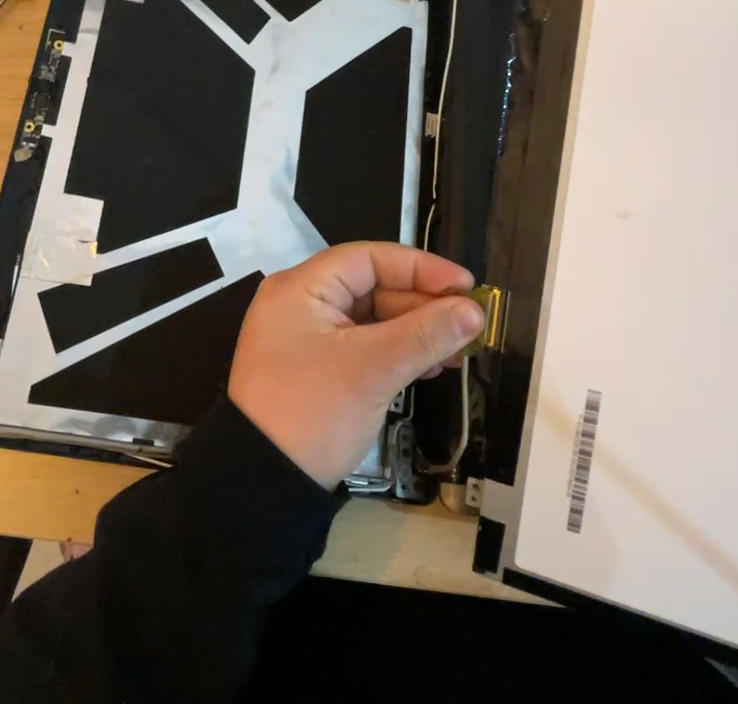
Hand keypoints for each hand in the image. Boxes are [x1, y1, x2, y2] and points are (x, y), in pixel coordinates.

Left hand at [227, 242, 484, 487]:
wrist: (263, 479)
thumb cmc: (312, 411)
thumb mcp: (372, 369)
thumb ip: (425, 334)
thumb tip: (474, 311)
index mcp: (302, 288)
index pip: (369, 258)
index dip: (422, 268)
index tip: (466, 288)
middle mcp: (301, 303)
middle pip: (373, 286)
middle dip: (424, 305)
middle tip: (470, 326)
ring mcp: (308, 336)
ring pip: (373, 318)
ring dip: (416, 332)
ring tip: (459, 352)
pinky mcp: (317, 366)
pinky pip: (364, 345)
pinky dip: (397, 352)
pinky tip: (431, 367)